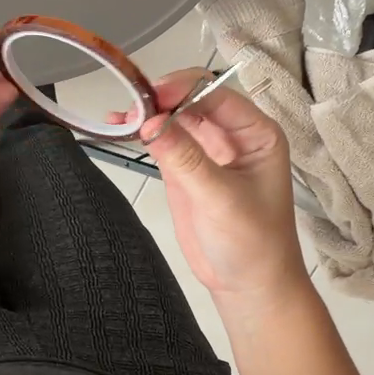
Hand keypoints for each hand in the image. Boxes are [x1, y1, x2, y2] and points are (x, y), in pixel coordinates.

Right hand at [138, 70, 305, 299]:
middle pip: (191, 98)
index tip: (152, 97)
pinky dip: (139, 131)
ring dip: (146, 112)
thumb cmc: (253, 243)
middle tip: (132, 109)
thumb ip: (186, 158)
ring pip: (172, 115)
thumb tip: (151, 122)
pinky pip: (159, 138)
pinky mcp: (183, 165)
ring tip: (120, 118)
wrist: (248, 284)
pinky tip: (117, 126)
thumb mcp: (221, 198)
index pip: (215, 94)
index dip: (183, 90)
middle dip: (161, 99)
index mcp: (256, 132)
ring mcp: (205, 148)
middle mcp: (231, 133)